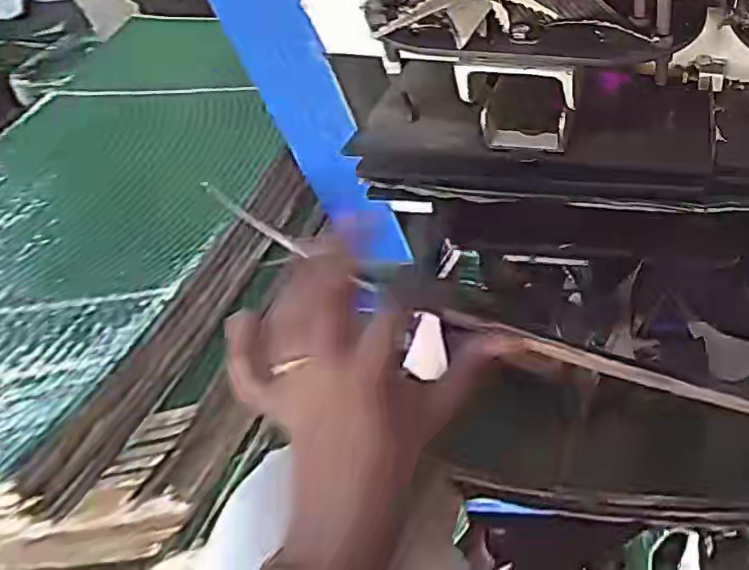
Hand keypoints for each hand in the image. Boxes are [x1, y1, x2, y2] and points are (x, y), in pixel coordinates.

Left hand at [225, 240, 506, 569]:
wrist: (341, 524)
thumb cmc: (391, 467)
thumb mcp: (435, 413)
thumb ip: (468, 368)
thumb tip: (504, 337)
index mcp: (368, 372)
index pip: (392, 308)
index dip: (410, 282)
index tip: (424, 269)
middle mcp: (324, 370)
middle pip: (325, 297)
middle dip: (340, 255)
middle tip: (356, 222)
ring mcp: (293, 383)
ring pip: (288, 318)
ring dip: (300, 278)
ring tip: (316, 243)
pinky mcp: (274, 402)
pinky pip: (250, 370)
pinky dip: (244, 343)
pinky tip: (244, 314)